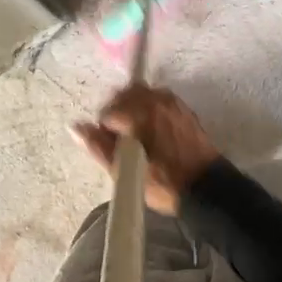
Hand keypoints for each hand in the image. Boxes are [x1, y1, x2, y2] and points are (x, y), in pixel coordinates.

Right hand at [73, 85, 221, 214]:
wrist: (206, 189)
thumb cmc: (163, 184)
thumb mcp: (125, 172)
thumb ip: (98, 146)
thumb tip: (75, 127)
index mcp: (138, 115)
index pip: (107, 112)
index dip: (104, 130)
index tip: (111, 147)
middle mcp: (155, 101)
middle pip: (124, 93)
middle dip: (116, 111)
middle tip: (119, 137)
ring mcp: (172, 103)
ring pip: (142, 92)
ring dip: (132, 106)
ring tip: (135, 131)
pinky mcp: (184, 109)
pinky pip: (160, 97)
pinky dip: (150, 106)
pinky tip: (152, 127)